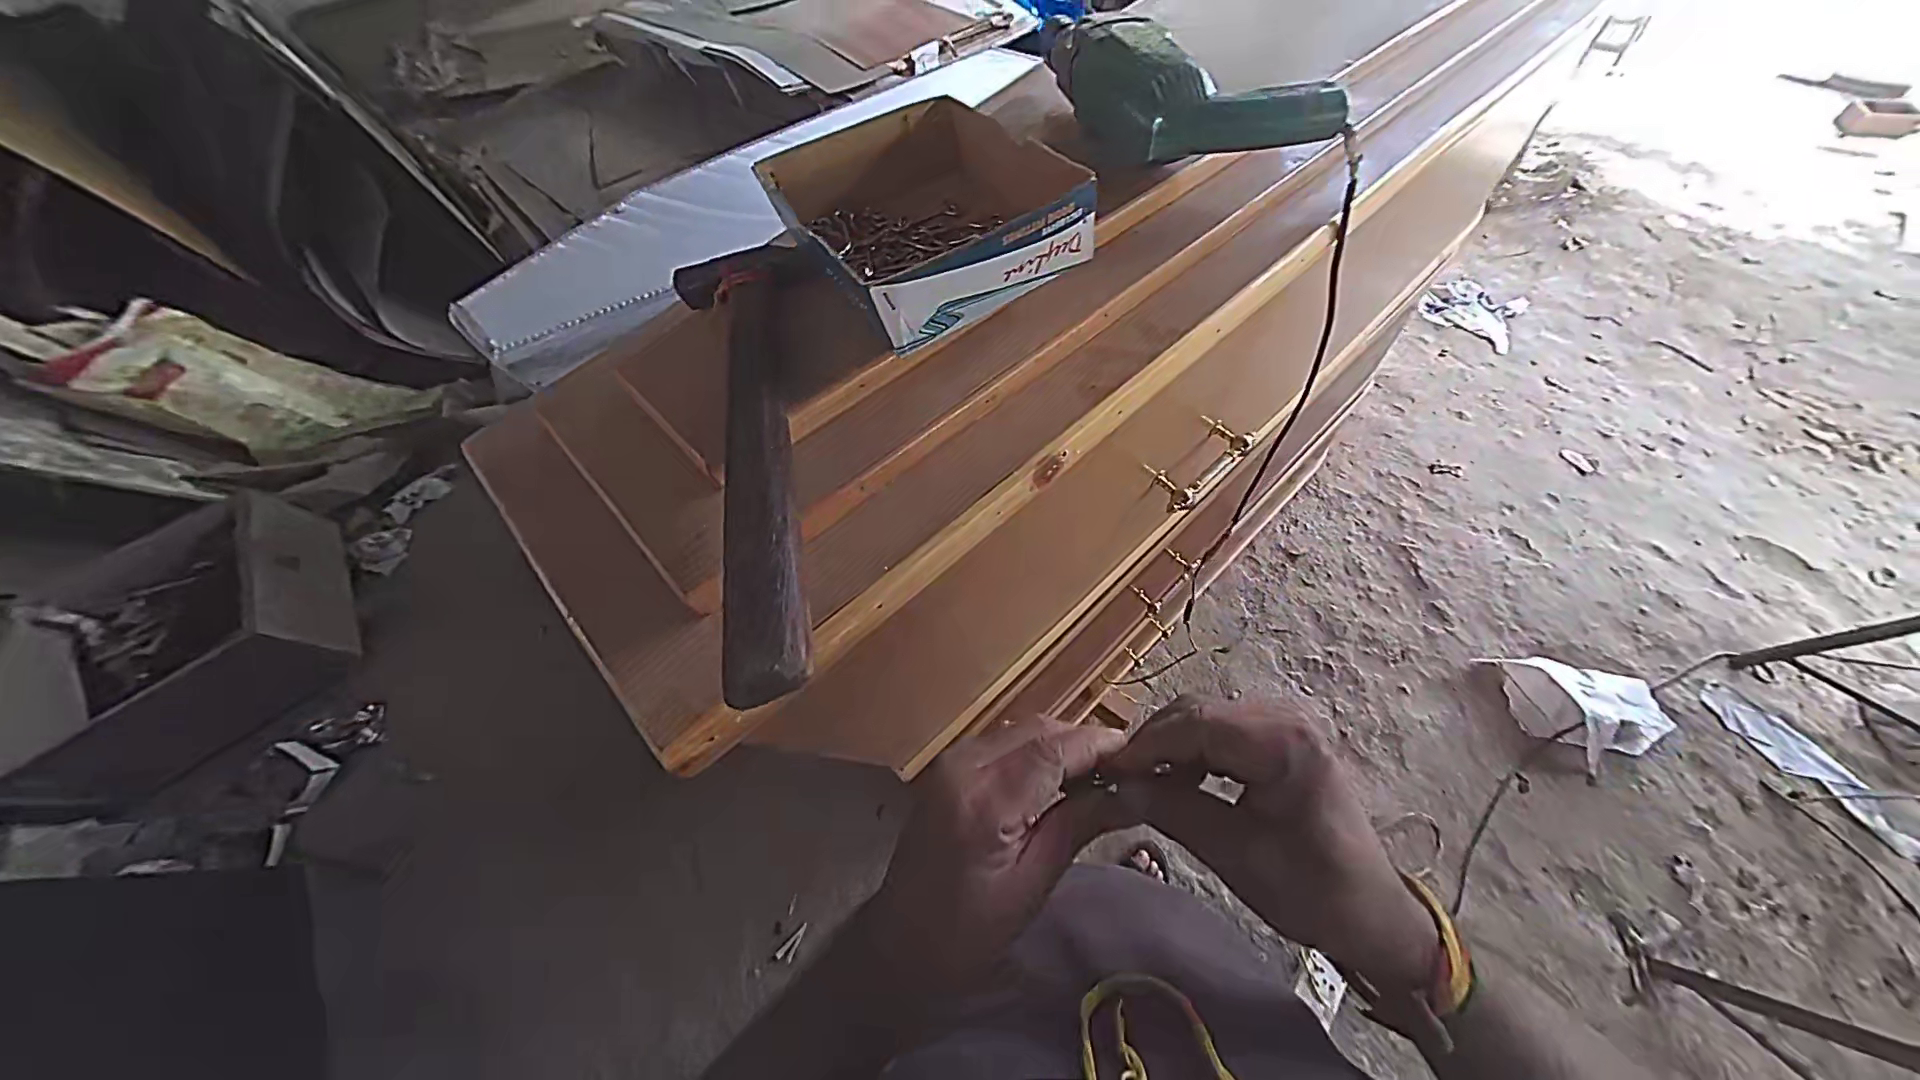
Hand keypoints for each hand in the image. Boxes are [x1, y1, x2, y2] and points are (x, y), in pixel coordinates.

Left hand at [861, 717, 1128, 995]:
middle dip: (1084, 741)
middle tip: (1123, 768)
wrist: (899, 939)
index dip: (1099, 745)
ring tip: (1097, 773)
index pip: (1052, 748)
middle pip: (1038, 729)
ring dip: (1061, 743)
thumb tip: (1131, 793)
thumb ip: (1077, 826)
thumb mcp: (1032, 884)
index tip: (1137, 755)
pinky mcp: (949, 764)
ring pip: (1021, 729)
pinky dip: (1036, 748)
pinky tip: (1056, 774)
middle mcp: (964, 765)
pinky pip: (1004, 741)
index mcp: (985, 800)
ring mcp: (952, 760)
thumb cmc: (967, 931)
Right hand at [1104, 696, 1439, 994]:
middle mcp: (1283, 718)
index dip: (1145, 746)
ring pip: (1203, 717)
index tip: (1109, 771)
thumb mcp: (1236, 854)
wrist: (1373, 913)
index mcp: (1282, 743)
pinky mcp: (1278, 737)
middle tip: (1120, 777)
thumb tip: (1119, 787)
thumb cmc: (1313, 891)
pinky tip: (1178, 779)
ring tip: (1144, 781)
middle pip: (1196, 712)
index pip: (1194, 725)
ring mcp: (1283, 724)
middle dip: (1154, 743)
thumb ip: (1174, 811)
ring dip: (1170, 746)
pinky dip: (1192, 751)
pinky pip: (1220, 731)